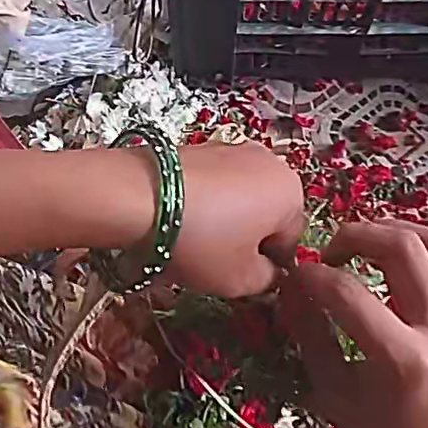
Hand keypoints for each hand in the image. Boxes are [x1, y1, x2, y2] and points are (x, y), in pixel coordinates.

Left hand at [164, 141, 304, 296]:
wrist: (136, 195)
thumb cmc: (203, 241)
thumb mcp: (241, 280)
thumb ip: (267, 280)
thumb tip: (268, 272)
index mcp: (291, 193)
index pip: (290, 241)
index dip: (267, 266)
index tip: (241, 278)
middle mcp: (270, 163)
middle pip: (266, 216)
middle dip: (246, 240)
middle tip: (216, 262)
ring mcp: (234, 149)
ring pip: (239, 200)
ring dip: (224, 222)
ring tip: (192, 242)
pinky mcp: (201, 146)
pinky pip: (213, 186)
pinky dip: (203, 205)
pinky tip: (178, 221)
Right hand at [278, 220, 427, 427]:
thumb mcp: (336, 396)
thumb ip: (312, 339)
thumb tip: (290, 290)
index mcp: (401, 358)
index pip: (349, 294)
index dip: (312, 277)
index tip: (293, 279)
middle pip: (399, 248)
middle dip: (353, 236)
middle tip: (326, 255)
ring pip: (427, 241)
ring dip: (384, 230)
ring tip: (355, 247)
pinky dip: (409, 242)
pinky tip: (383, 256)